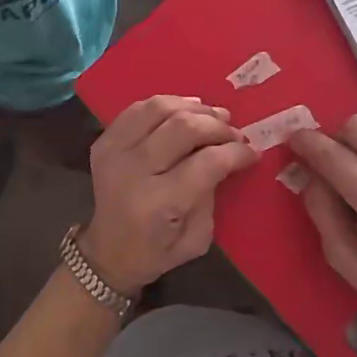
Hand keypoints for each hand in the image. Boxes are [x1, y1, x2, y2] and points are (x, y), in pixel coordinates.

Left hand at [82, 95, 257, 293]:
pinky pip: (138, 109)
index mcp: (157, 204)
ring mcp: (113, 153)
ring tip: (214, 116)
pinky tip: (186, 110)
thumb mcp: (197, 237)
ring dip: (194, 108)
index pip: (206, 163)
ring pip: (159, 109)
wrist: (106, 252)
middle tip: (235, 133)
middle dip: (218, 126)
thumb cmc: (156, 251)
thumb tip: (227, 156)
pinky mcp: (104, 142)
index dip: (236, 152)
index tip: (252, 153)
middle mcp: (132, 172)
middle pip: (183, 128)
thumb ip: (212, 194)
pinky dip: (167, 104)